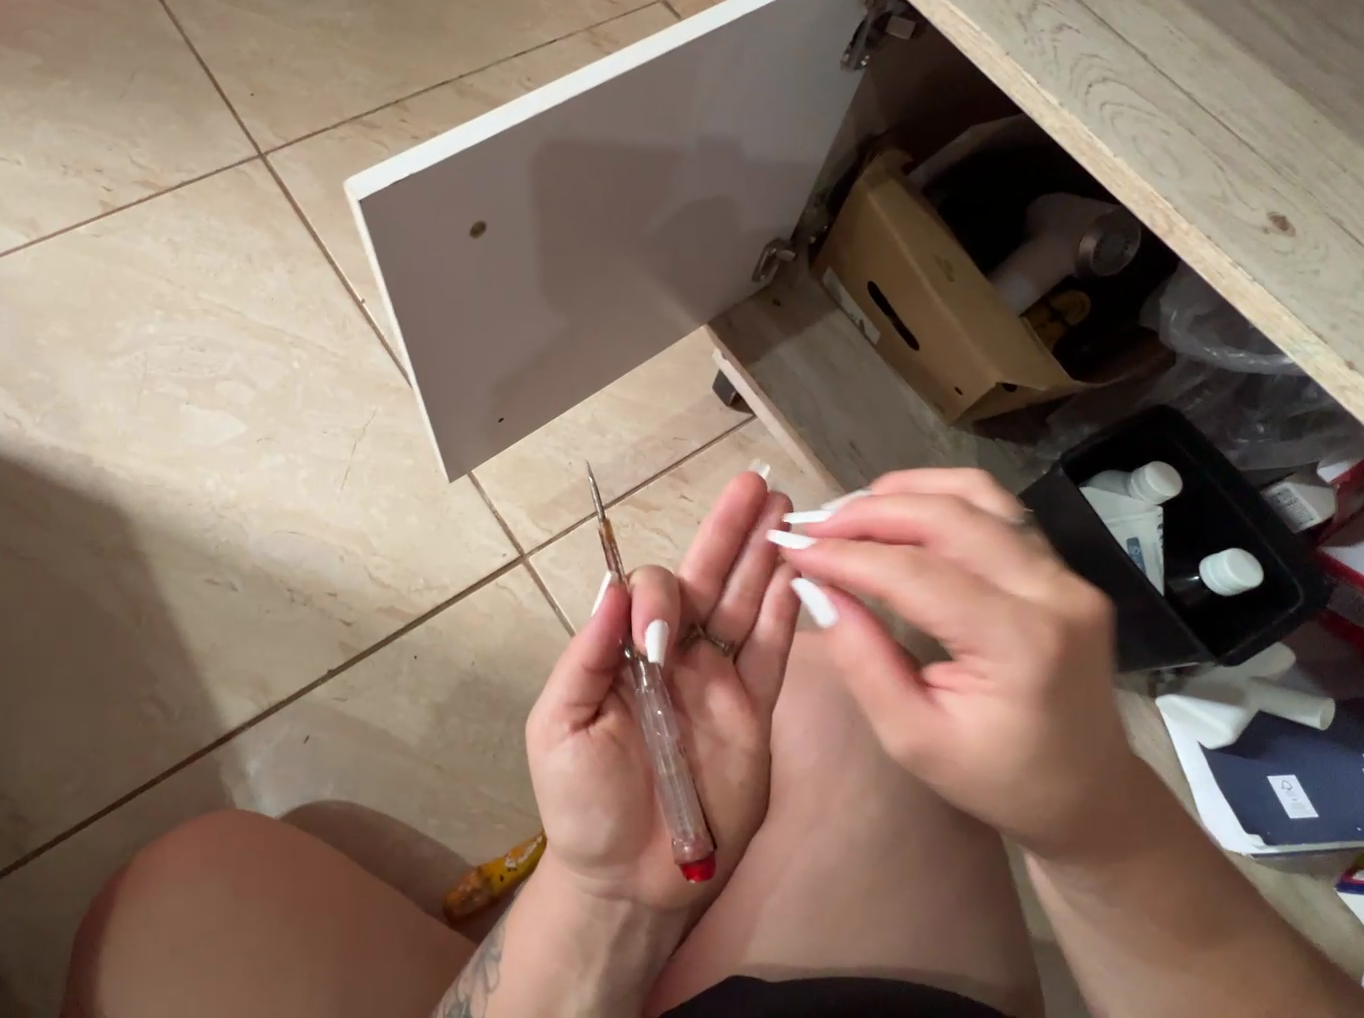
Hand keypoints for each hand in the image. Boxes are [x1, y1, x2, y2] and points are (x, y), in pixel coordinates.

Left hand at [525, 470, 798, 911]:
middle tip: (756, 486)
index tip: (658, 638)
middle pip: (709, 581)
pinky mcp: (752, 712)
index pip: (654, 593)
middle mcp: (676, 656)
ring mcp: (718, 681)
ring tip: (789, 512)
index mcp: (627, 652)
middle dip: (731, 533)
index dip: (661, 597)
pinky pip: (772, 654)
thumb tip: (611, 588)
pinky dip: (787, 614)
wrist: (631, 878)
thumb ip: (587, 657)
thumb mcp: (562, 726)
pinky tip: (801, 575)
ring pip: (747, 606)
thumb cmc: (584, 803)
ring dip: (766, 559)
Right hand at [773, 468, 1143, 860]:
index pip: (916, 573)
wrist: (1088, 792)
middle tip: (811, 527)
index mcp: (1021, 644)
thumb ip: (862, 658)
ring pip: (977, 495)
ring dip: (905, 493)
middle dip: (868, 514)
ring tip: (850, 511)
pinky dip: (938, 498)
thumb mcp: (911, 737)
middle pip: (948, 517)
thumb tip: (815, 587)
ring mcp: (1065, 574)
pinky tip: (898, 513)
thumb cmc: (996, 778)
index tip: (792, 550)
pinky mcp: (1061, 568)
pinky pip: (997, 508)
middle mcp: (1053, 593)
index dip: (846, 555)